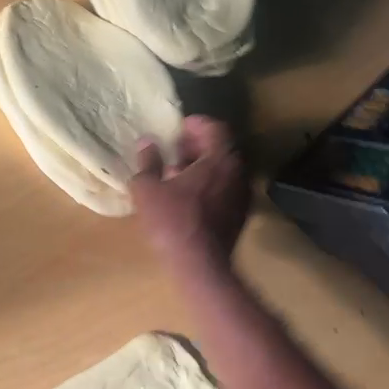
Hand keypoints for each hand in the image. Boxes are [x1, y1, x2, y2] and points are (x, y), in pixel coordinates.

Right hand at [129, 116, 250, 282]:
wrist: (199, 265)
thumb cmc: (171, 221)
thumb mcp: (147, 189)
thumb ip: (147, 162)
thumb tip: (146, 142)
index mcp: (219, 160)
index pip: (215, 128)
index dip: (196, 124)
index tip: (178, 127)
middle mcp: (237, 173)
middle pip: (222, 148)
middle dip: (198, 145)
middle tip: (174, 149)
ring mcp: (242, 195)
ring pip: (225, 170)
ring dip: (203, 166)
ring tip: (177, 173)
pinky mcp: (240, 214)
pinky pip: (225, 188)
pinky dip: (209, 184)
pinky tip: (188, 196)